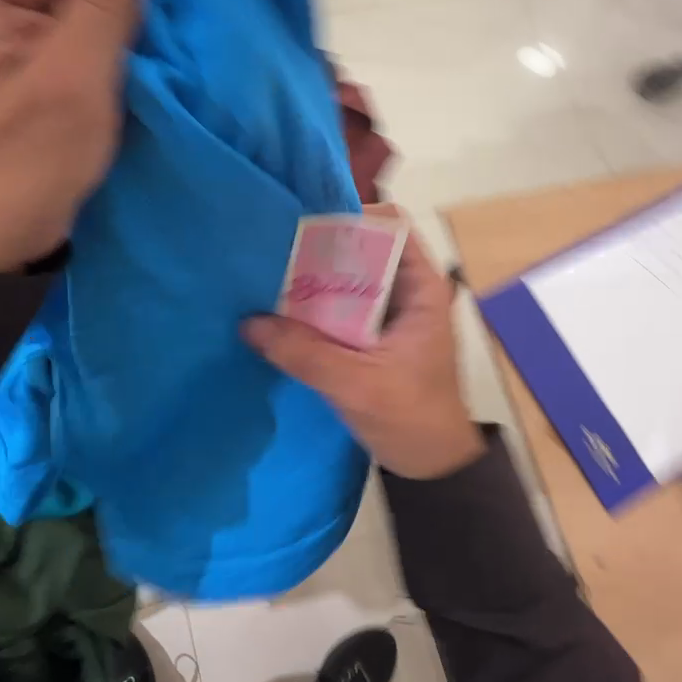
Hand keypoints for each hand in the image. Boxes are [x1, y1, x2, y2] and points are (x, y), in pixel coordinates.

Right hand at [242, 206, 486, 478]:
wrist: (433, 466)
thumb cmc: (411, 418)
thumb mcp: (356, 385)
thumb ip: (305, 353)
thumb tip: (248, 323)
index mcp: (422, 286)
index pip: (390, 224)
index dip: (351, 215)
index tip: (306, 223)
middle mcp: (407, 288)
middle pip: (361, 246)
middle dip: (319, 245)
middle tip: (273, 248)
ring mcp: (389, 310)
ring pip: (347, 275)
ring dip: (312, 275)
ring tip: (268, 272)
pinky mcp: (371, 333)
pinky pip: (338, 304)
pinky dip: (313, 303)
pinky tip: (279, 308)